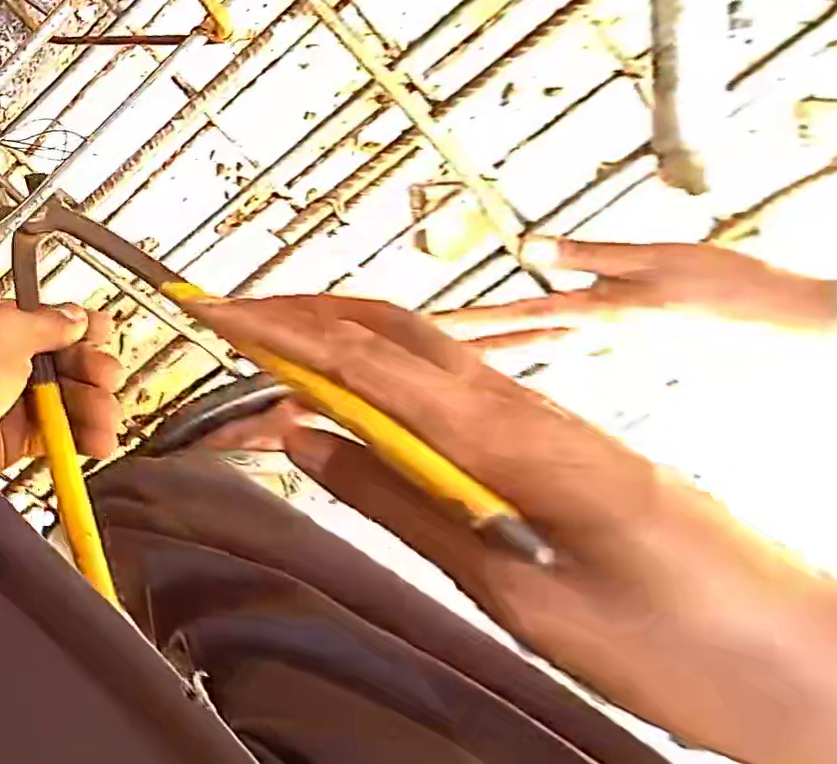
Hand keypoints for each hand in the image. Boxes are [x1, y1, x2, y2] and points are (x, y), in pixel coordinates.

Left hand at [0, 297, 121, 493]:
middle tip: (108, 377)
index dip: (79, 325)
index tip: (105, 333)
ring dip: (93, 405)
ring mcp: (8, 397)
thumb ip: (47, 323)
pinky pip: (56, 432)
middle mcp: (2, 357)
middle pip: (62, 358)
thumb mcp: (4, 330)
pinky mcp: (14, 437)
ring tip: (107, 418)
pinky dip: (80, 436)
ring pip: (65, 397)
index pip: (46, 319)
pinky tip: (100, 442)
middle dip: (91, 367)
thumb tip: (77, 316)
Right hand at [202, 296, 836, 763]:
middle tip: (221, 313)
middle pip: (378, 323)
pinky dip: (359, 359)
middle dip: (290, 309)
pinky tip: (331, 383)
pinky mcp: (533, 425)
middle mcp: (510, 403)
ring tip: (260, 337)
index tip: (211, 312)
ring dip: (321, 325)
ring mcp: (526, 408)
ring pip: (402, 336)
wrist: (836, 676)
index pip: (357, 359)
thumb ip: (397, 503)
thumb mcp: (517, 593)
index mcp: (502, 439)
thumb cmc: (681, 652)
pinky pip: (426, 372)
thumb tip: (298, 441)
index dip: (274, 331)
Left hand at [437, 237, 836, 351]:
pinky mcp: (633, 351)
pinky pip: (568, 351)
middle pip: (512, 342)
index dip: (463, 321)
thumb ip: (585, 254)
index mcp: (594, 314)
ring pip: (536, 349)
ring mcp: (613, 349)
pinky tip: (518, 353)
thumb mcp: (654, 258)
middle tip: (415, 350)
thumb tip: (526, 246)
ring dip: (492, 350)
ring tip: (450, 353)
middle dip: (462, 346)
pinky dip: (534, 350)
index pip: (510, 317)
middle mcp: (594, 337)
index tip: (422, 326)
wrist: (806, 328)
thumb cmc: (734, 288)